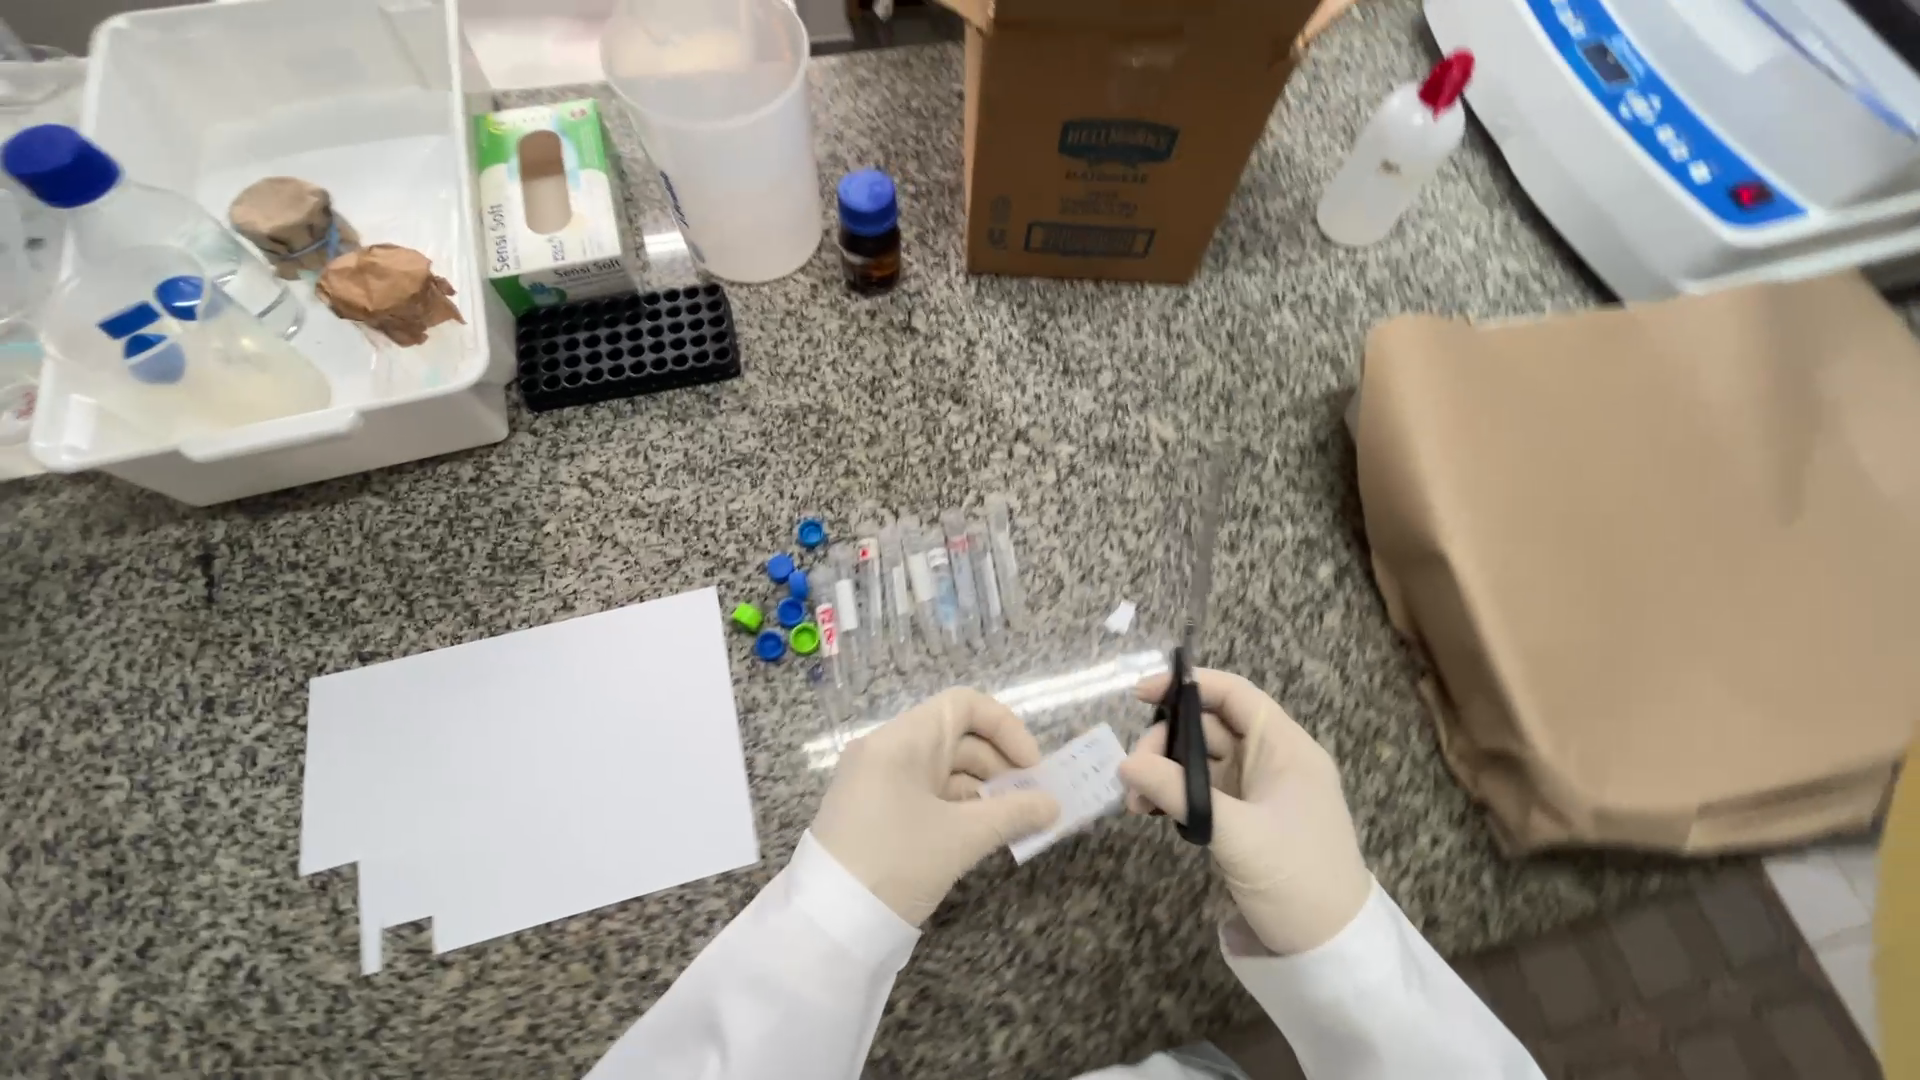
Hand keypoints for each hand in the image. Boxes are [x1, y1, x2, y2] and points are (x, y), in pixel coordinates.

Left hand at [810, 687, 1060, 925]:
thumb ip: (1013, 814)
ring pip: (943, 769)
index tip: (1032, 768)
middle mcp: (887, 750)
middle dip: (1000, 766)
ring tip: (1015, 823)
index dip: (1005, 728)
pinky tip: (983, 834)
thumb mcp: (961, 838)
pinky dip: (958, 807)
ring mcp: (877, 781)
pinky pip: (925, 794)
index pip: (964, 705)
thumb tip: (1051, 805)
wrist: (827, 925)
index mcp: (902, 740)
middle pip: (956, 737)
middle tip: (1033, 802)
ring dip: (983, 790)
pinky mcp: (874, 811)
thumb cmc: (896, 864)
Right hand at [1120, 668, 1370, 954]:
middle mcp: (1271, 759)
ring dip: (1163, 772)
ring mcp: (1256, 789)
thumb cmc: (1296, 880)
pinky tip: (1148, 810)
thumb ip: (1178, 793)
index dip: (1188, 685)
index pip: (1234, 695)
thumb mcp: (1235, 833)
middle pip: (1208, 726)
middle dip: (1165, 742)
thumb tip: (1125, 765)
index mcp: (1285, 748)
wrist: (1330, 950)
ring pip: (1198, 759)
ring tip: (1135, 801)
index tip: (1140, 693)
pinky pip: (1199, 790)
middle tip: (1133, 773)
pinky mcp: (1242, 817)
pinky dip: (1172, 794)